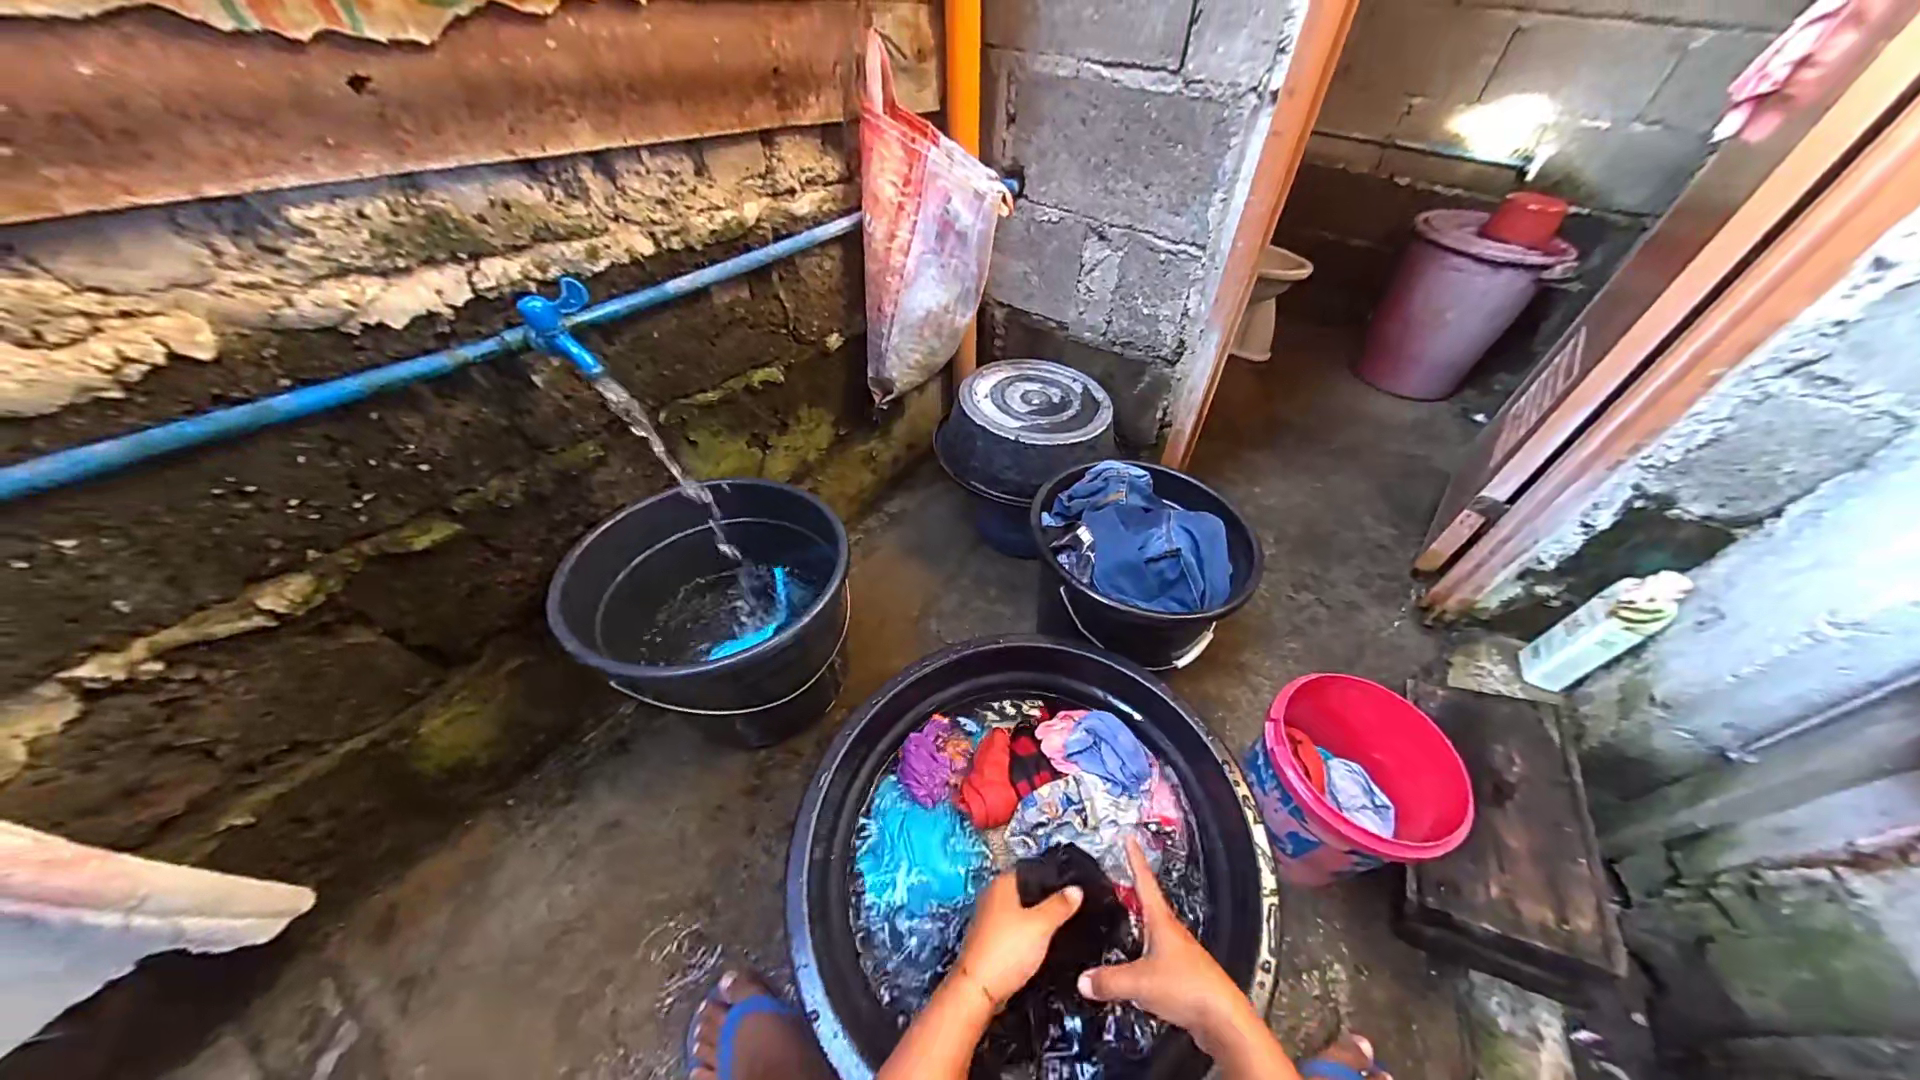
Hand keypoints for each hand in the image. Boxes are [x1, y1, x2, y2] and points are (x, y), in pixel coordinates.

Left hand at [951, 871, 1082, 1008]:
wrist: (978, 989)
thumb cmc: (1008, 950)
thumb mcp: (1041, 925)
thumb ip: (1059, 906)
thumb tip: (1075, 889)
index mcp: (1002, 884)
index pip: (1030, 870)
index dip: (1052, 877)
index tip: (1072, 887)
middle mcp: (992, 896)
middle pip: (1025, 892)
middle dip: (1046, 899)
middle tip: (1071, 907)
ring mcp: (989, 919)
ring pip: (1020, 912)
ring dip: (1037, 919)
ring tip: (1062, 925)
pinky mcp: (989, 940)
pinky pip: (1014, 930)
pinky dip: (1028, 933)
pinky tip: (1042, 943)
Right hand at [1077, 837, 1253, 1043]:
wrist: (1224, 1021)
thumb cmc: (1189, 988)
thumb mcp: (1139, 982)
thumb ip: (1108, 981)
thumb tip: (1084, 980)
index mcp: (1161, 922)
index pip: (1145, 881)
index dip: (1135, 858)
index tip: (1130, 839)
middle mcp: (1172, 932)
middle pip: (1149, 904)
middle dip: (1134, 890)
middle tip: (1120, 876)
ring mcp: (1179, 953)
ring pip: (1153, 932)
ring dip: (1138, 924)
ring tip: (1122, 919)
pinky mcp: (1184, 976)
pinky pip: (1157, 958)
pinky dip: (1143, 956)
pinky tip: (1136, 969)